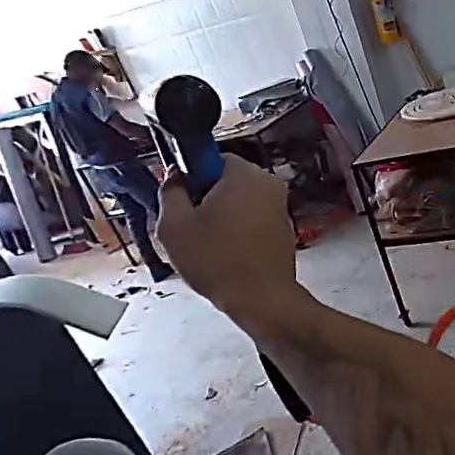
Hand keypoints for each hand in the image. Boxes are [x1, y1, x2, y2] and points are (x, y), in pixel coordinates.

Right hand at [153, 155, 308, 328]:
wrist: (261, 298)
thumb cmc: (217, 262)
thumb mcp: (174, 225)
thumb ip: (170, 192)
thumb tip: (174, 176)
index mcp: (245, 173)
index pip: (211, 156)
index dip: (191, 175)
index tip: (180, 196)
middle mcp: (269, 183)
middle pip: (226, 179)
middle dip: (205, 197)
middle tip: (189, 224)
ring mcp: (280, 205)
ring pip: (239, 201)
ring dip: (221, 215)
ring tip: (206, 243)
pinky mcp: (284, 227)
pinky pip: (253, 218)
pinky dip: (239, 229)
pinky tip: (225, 252)